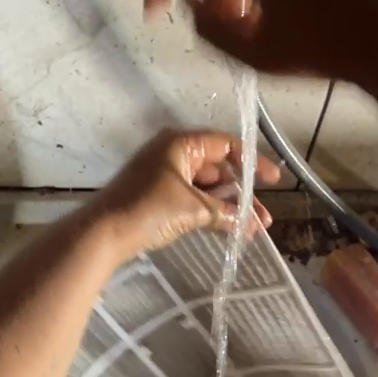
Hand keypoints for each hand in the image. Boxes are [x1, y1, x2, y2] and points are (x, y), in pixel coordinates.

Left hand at [86, 129, 281, 260]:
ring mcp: (164, 174)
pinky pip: (193, 198)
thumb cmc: (149, 209)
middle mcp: (174, 153)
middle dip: (242, 194)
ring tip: (251, 229)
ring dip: (229, 207)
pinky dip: (211, 212)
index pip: (226, 145)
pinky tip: (229, 229)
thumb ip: (225, 211)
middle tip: (263, 218)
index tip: (273, 181)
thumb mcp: (193, 208)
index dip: (253, 162)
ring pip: (207, 187)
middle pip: (218, 169)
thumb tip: (250, 222)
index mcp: (181, 143)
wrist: (104, 233)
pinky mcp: (158, 195)